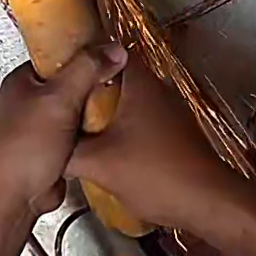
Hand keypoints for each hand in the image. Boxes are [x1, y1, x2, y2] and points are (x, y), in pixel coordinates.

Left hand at [0, 43, 128, 217]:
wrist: (14, 199)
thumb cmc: (22, 150)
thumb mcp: (58, 100)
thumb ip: (86, 71)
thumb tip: (113, 49)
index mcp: (24, 81)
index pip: (59, 54)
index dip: (85, 52)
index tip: (111, 52)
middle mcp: (31, 100)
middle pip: (71, 81)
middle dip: (93, 84)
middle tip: (118, 81)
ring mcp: (42, 124)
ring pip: (78, 108)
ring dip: (95, 110)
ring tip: (118, 105)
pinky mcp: (54, 146)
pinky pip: (80, 131)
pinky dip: (92, 132)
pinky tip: (108, 131)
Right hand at [66, 60, 255, 232]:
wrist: (207, 203)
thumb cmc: (157, 174)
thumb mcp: (98, 164)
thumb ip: (67, 152)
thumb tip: (48, 150)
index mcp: (140, 84)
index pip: (107, 51)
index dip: (81, 56)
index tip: (59, 66)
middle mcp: (157, 91)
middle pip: (115, 76)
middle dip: (87, 88)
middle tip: (61, 99)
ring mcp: (168, 112)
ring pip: (126, 100)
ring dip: (103, 110)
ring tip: (76, 125)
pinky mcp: (173, 134)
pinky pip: (138, 120)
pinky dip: (119, 128)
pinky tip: (104, 147)